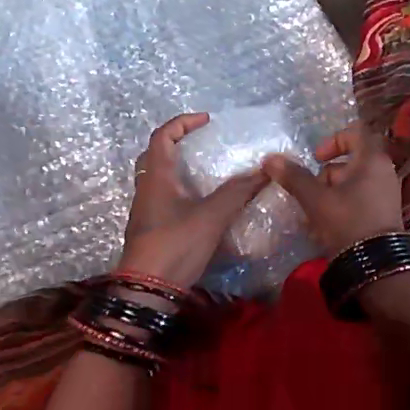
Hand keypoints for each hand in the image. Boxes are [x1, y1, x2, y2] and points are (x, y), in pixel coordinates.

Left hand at [117, 113, 268, 286]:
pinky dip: (180, 189)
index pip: (163, 136)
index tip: (207, 121)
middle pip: (156, 154)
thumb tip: (264, 171)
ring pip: (159, 177)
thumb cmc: (175, 245)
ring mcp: (146, 210)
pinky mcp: (150, 228)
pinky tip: (200, 202)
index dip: (183, 123)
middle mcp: (147, 189)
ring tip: (206, 172)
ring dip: (179, 168)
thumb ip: (237, 192)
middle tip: (203, 143)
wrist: (147, 289)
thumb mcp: (212, 216)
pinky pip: (163, 197)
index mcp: (157, 177)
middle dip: (178, 143)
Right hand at [262, 123, 404, 255]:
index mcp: (372, 160)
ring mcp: (386, 192)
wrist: (376, 265)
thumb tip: (270, 159)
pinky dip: (342, 204)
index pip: (355, 132)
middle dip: (326, 174)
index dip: (333, 140)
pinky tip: (326, 224)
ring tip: (315, 212)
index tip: (316, 158)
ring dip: (330, 191)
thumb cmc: (348, 222)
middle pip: (350, 160)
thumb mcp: (316, 199)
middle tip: (312, 191)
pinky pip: (359, 197)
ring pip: (352, 181)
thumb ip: (294, 177)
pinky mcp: (383, 211)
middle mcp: (384, 171)